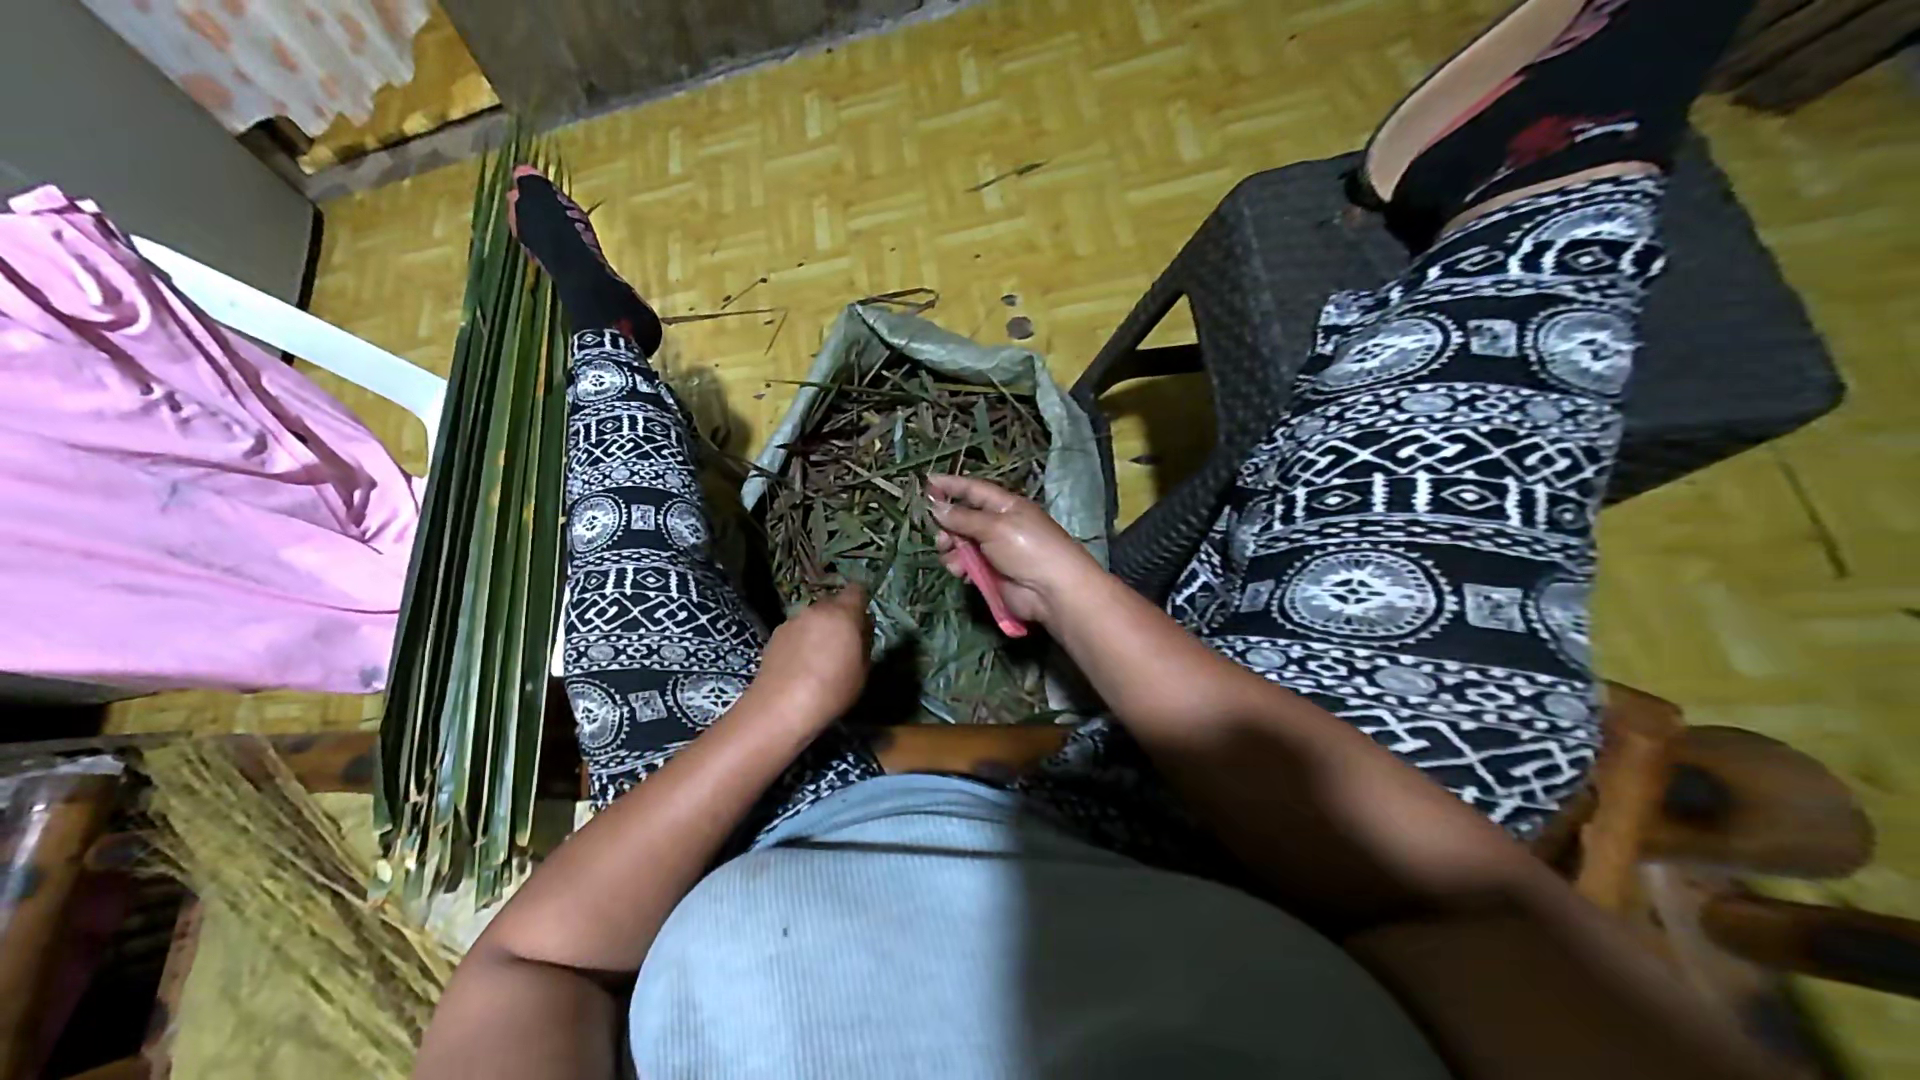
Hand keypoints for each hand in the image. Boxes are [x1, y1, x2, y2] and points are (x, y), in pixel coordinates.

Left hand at [752, 585, 871, 726]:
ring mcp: (792, 621)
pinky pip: (796, 631)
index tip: (862, 623)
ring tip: (818, 659)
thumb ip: (864, 642)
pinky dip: (801, 641)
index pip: (856, 590)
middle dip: (840, 618)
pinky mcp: (774, 636)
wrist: (780, 708)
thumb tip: (860, 628)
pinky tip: (799, 666)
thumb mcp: (862, 671)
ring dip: (818, 630)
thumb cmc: (831, 690)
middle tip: (843, 645)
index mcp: (842, 614)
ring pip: (812, 618)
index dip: (861, 602)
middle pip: (833, 604)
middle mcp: (816, 610)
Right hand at [927, 474, 1102, 625]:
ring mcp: (994, 550)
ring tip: (951, 557)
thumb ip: (963, 517)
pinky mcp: (990, 573)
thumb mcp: (995, 526)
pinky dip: (959, 566)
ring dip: (951, 549)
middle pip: (963, 518)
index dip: (951, 485)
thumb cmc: (1028, 548)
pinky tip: (960, 572)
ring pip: (960, 543)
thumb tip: (937, 506)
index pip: (973, 489)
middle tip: (939, 536)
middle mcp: (998, 524)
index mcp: (1005, 505)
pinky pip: (965, 564)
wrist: (1051, 590)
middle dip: (947, 525)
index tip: (927, 482)